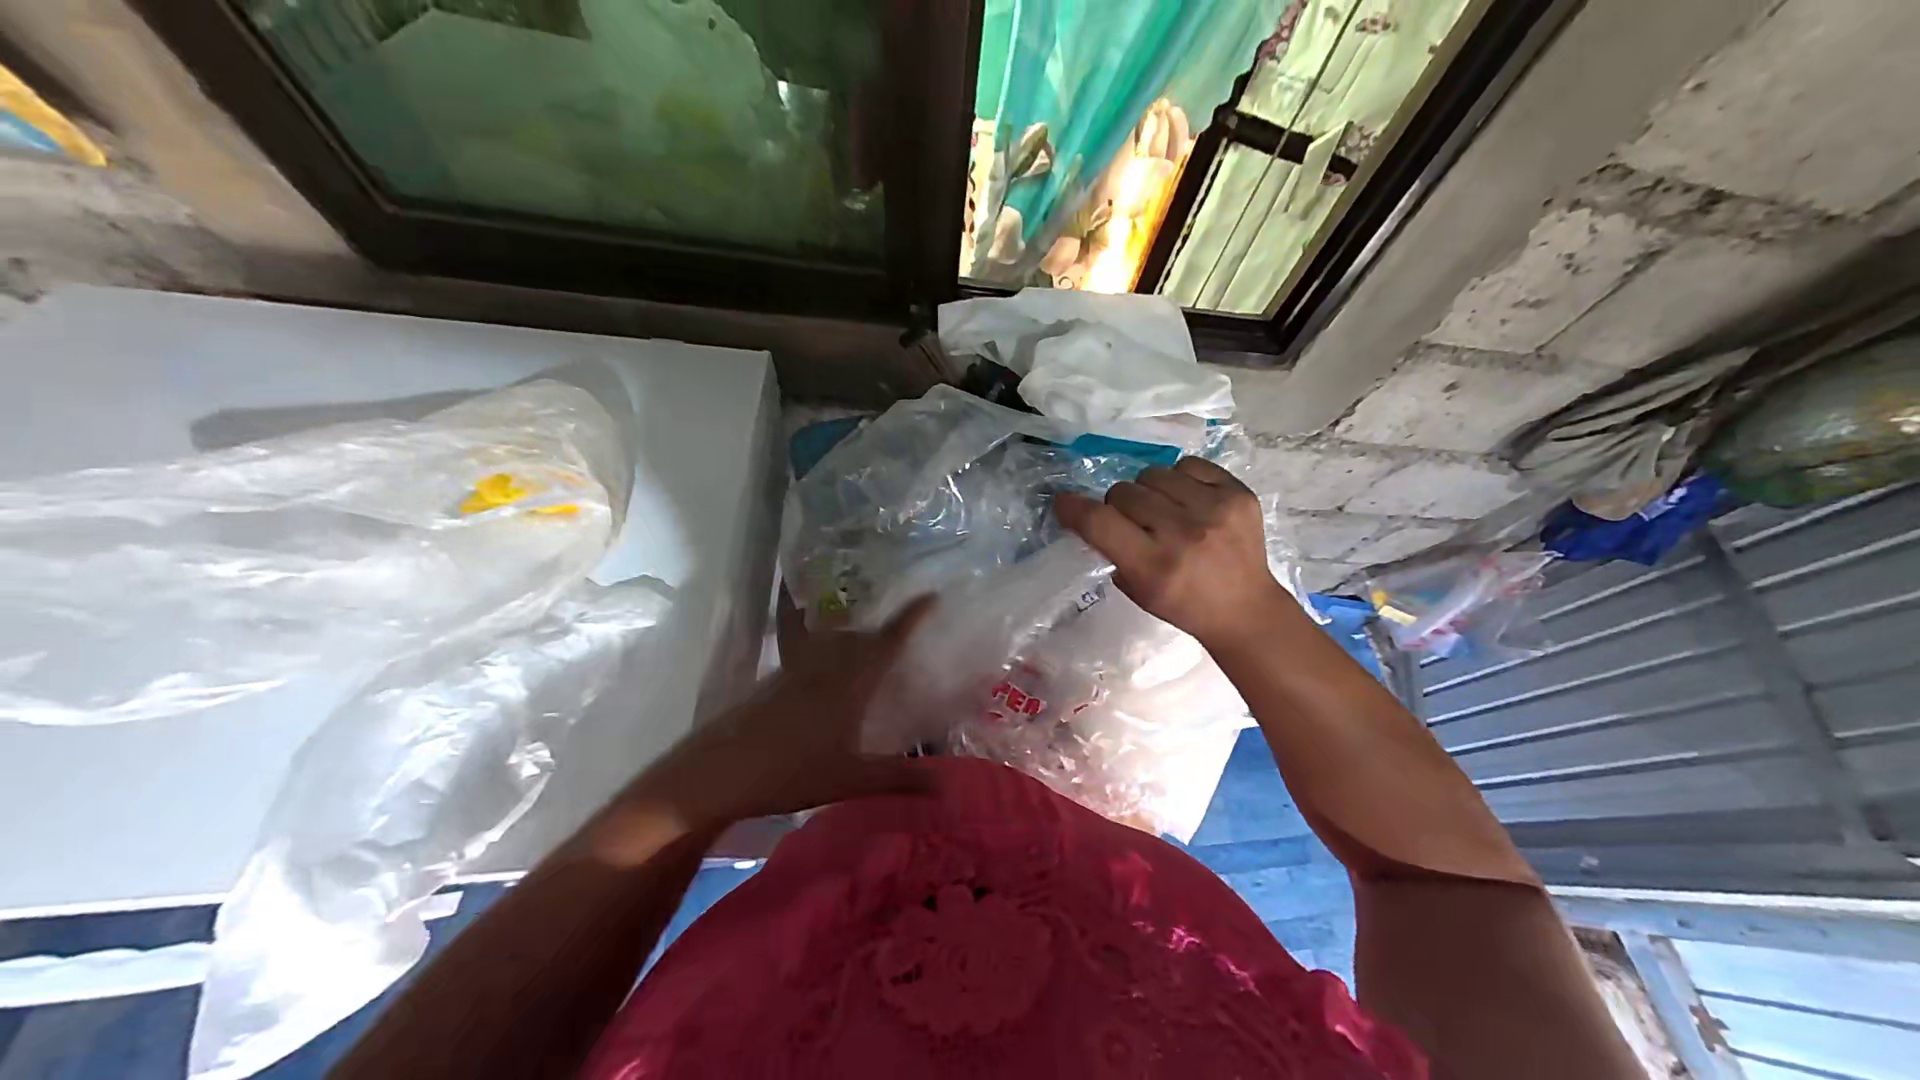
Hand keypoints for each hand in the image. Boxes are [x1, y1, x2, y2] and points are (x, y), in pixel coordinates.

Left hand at [595, 597, 935, 854]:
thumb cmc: (789, 772)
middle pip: (858, 638)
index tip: (929, 595)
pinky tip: (813, 666)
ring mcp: (794, 672)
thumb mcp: (849, 779)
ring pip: (830, 642)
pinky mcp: (773, 682)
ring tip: (864, 650)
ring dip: (850, 639)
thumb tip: (947, 785)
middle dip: (881, 633)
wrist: (719, 771)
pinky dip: (814, 644)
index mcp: (848, 685)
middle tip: (901, 637)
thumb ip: (898, 778)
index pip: (885, 643)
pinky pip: (801, 651)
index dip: (909, 618)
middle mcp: (823, 668)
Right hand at [1054, 457, 1297, 648]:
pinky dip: (1180, 479)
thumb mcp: (1135, 589)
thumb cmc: (1181, 604)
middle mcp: (1184, 534)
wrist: (1244, 608)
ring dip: (1149, 490)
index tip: (1064, 503)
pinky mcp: (1238, 493)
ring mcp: (1215, 510)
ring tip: (1163, 510)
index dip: (1074, 508)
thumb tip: (1087, 512)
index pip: (1099, 522)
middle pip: (1123, 491)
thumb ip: (1110, 550)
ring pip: (1153, 473)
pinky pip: (1188, 464)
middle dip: (1119, 505)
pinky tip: (1188, 501)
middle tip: (1134, 523)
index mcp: (1154, 566)